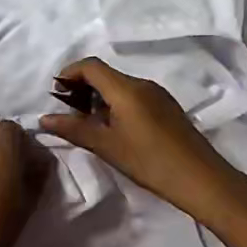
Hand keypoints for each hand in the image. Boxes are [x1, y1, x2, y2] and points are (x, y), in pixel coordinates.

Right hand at [38, 58, 246, 228]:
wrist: (202, 180)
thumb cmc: (149, 161)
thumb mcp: (106, 146)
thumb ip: (73, 129)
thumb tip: (44, 118)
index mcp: (126, 89)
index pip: (90, 66)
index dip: (68, 73)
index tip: (54, 94)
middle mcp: (142, 84)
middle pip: (104, 74)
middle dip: (80, 87)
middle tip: (66, 112)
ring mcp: (157, 95)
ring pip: (118, 86)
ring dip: (97, 98)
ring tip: (86, 124)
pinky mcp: (166, 108)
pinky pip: (133, 96)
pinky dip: (114, 105)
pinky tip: (112, 129)